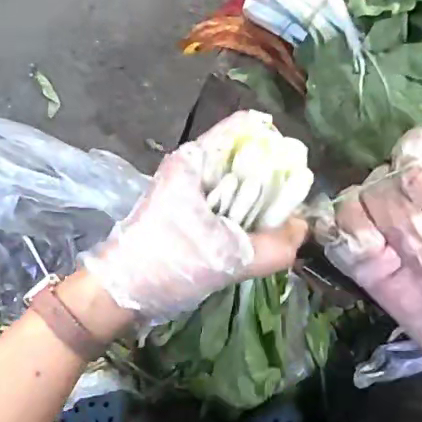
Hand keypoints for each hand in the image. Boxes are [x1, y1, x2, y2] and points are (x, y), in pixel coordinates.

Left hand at [83, 113, 308, 320]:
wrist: (118, 294)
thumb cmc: (165, 265)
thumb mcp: (226, 259)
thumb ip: (273, 246)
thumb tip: (303, 230)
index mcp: (195, 160)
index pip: (247, 127)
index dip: (277, 144)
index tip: (296, 173)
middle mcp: (192, 168)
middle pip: (246, 156)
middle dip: (274, 179)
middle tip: (292, 209)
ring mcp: (188, 190)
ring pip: (238, 184)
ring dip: (260, 204)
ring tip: (277, 227)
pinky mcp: (187, 214)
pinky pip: (226, 206)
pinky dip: (244, 219)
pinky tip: (255, 239)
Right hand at [318, 126, 421, 357]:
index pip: (417, 143)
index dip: (415, 161)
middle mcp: (412, 193)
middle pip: (379, 176)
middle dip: (400, 212)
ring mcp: (382, 227)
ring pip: (349, 201)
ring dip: (373, 230)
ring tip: (411, 263)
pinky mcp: (361, 259)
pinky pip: (329, 232)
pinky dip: (343, 240)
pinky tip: (373, 259)